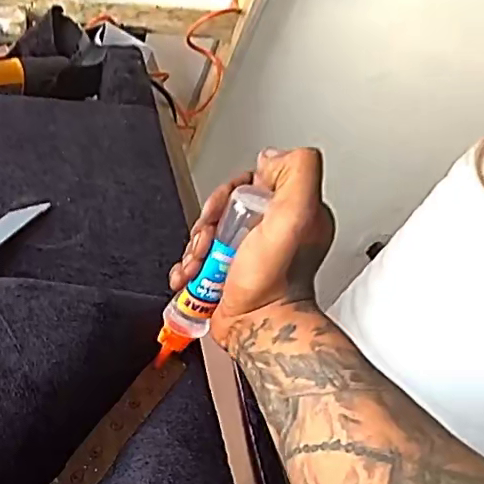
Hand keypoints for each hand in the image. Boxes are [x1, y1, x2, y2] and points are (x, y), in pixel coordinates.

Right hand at [168, 147, 334, 344]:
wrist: (256, 326)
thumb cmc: (275, 282)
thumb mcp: (297, 213)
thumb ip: (295, 171)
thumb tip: (270, 158)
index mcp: (290, 213)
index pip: (250, 183)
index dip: (229, 193)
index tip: (223, 212)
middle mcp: (268, 233)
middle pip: (222, 210)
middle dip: (206, 225)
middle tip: (210, 243)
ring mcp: (243, 256)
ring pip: (205, 236)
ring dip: (193, 250)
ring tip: (199, 266)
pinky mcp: (222, 277)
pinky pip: (196, 263)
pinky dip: (186, 269)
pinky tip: (189, 278)